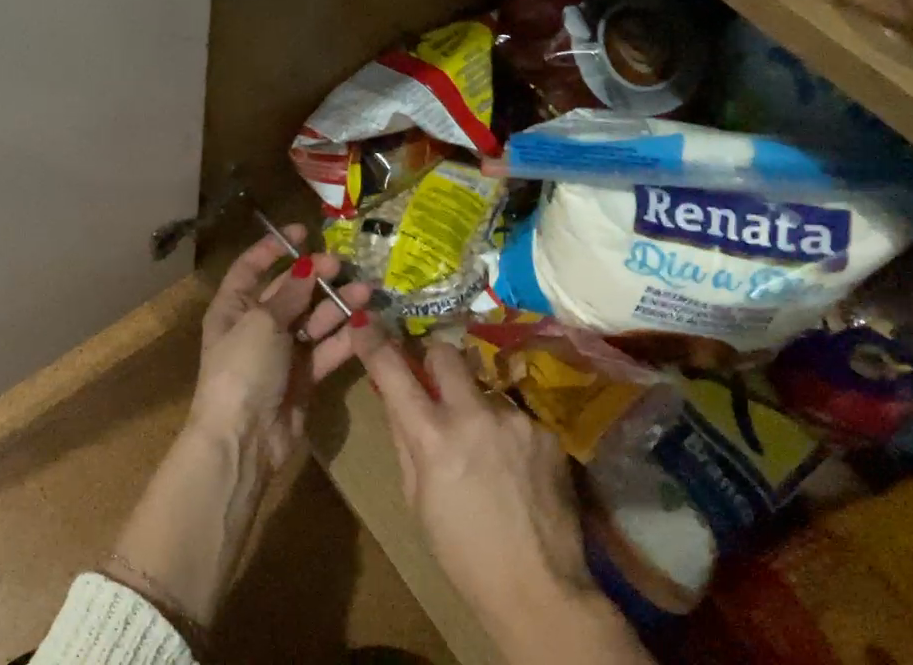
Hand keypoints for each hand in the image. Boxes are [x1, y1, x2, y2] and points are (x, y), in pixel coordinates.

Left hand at [191, 225, 369, 466]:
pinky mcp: (304, 377)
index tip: (303, 232)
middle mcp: (255, 326)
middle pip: (289, 292)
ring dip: (337, 304)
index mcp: (232, 308)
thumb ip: (289, 295)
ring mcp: (281, 353)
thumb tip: (308, 267)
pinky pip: (326, 349)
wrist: (244, 438)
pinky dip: (345, 337)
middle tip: (343, 263)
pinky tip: (367, 322)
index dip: (274, 248)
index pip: (251, 268)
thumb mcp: (261, 323)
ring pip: (313, 320)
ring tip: (366, 289)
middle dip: (315, 276)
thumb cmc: (242, 369)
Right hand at [350, 323, 648, 662]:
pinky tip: (511, 465)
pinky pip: (515, 416)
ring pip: (484, 387)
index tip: (364, 326)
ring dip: (474, 404)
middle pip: (446, 352)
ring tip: (482, 446)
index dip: (373, 342)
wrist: (538, 588)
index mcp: (433, 436)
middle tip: (432, 380)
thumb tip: (395, 397)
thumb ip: (404, 438)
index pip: (393, 370)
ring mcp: (516, 420)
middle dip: (433, 359)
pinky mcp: (548, 433)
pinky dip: (505, 431)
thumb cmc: (461, 551)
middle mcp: (475, 415)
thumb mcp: (415, 496)